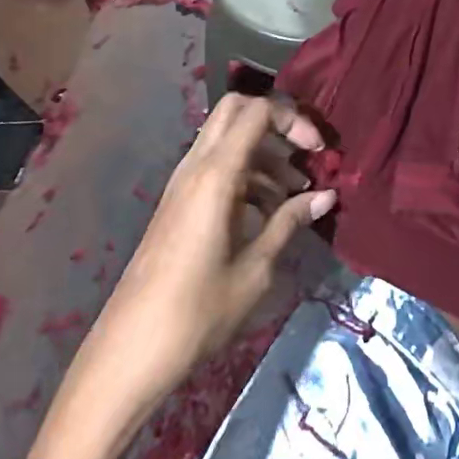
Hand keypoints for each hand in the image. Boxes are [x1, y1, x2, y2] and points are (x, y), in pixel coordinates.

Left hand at [87, 94, 334, 404]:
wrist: (132, 347)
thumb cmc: (198, 311)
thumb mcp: (256, 269)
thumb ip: (289, 222)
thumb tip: (326, 196)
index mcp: (215, 174)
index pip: (255, 111)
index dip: (293, 119)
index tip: (318, 153)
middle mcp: (195, 166)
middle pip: (236, 112)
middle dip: (276, 125)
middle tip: (304, 158)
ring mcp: (182, 183)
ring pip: (226, 141)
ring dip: (263, 155)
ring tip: (294, 196)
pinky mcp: (178, 203)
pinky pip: (216, 168)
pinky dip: (245, 176)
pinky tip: (267, 214)